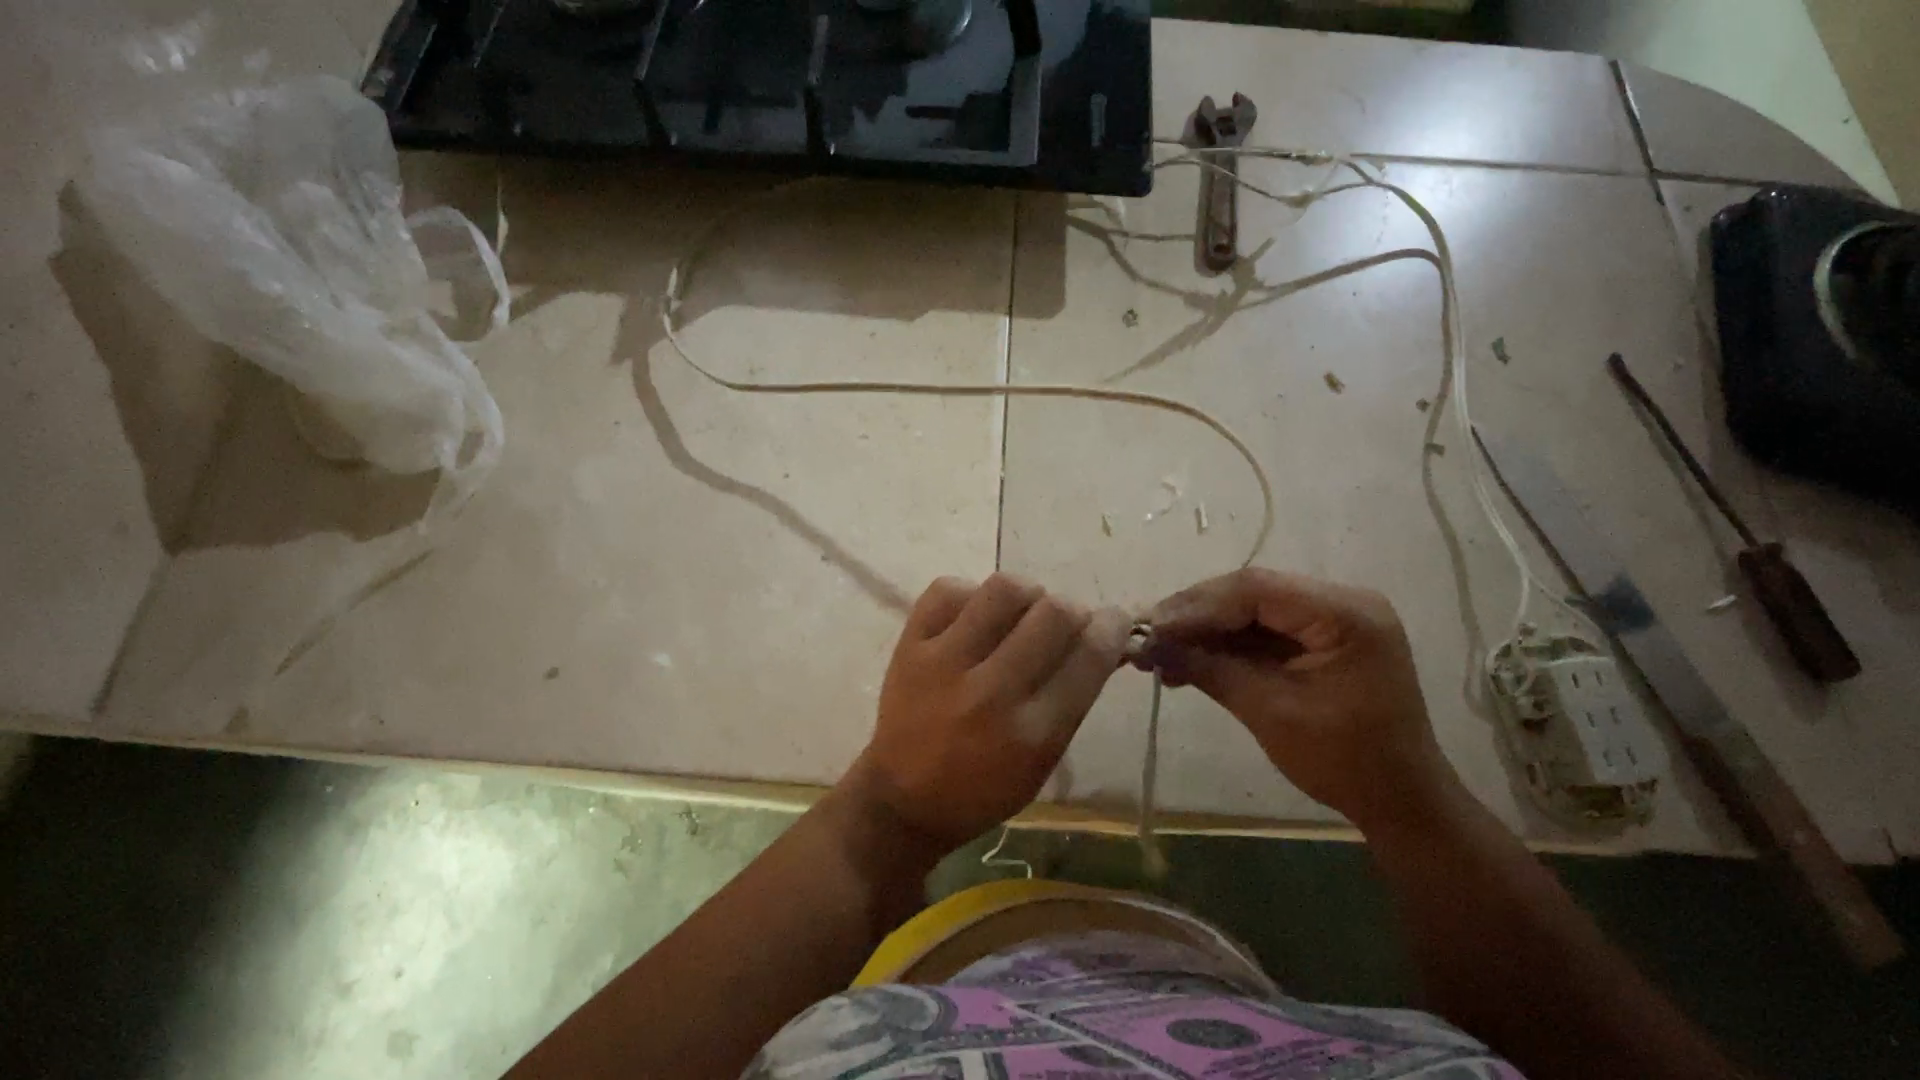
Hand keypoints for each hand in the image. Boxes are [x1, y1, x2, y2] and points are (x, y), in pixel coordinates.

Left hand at [844, 573, 1130, 846]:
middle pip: (1055, 612)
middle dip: (1072, 611)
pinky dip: (971, 596)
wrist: (903, 798)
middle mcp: (992, 692)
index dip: (1113, 627)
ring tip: (1018, 616)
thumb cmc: (986, 787)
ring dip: (1025, 596)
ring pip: (1005, 588)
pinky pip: (951, 588)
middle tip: (1061, 625)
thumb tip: (1105, 635)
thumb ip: (1075, 697)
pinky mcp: (910, 644)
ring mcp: (945, 663)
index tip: (1115, 621)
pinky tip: (975, 618)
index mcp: (1034, 732)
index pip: (1091, 656)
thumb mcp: (1045, 759)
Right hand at [1139, 567, 1461, 831]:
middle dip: (1196, 616)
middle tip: (1147, 637)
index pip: (1256, 589)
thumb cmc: (1345, 761)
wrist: (1400, 801)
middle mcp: (1342, 602)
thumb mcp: (1272, 713)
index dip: (1197, 606)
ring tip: (1157, 654)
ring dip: (1205, 632)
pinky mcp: (1320, 641)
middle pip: (1252, 593)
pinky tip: (1186, 663)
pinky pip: (1264, 633)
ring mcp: (1332, 620)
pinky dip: (1225, 647)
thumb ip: (1212, 670)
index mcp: (1346, 612)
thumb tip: (1151, 647)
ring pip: (1251, 611)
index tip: (1151, 628)